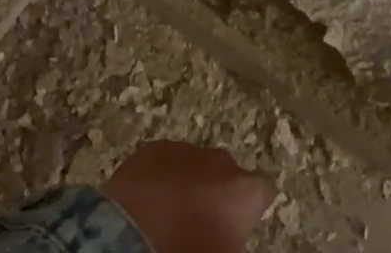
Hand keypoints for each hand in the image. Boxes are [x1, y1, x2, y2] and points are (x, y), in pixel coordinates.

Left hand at [100, 141, 274, 252]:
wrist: (127, 238)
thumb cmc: (185, 252)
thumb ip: (232, 238)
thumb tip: (226, 233)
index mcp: (243, 192)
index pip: (264, 191)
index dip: (252, 208)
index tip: (239, 225)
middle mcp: (219, 162)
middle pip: (228, 174)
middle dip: (218, 193)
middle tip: (200, 223)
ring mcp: (184, 150)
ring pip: (195, 165)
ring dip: (189, 182)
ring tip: (169, 213)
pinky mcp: (152, 148)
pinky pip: (165, 161)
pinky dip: (162, 176)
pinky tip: (147, 199)